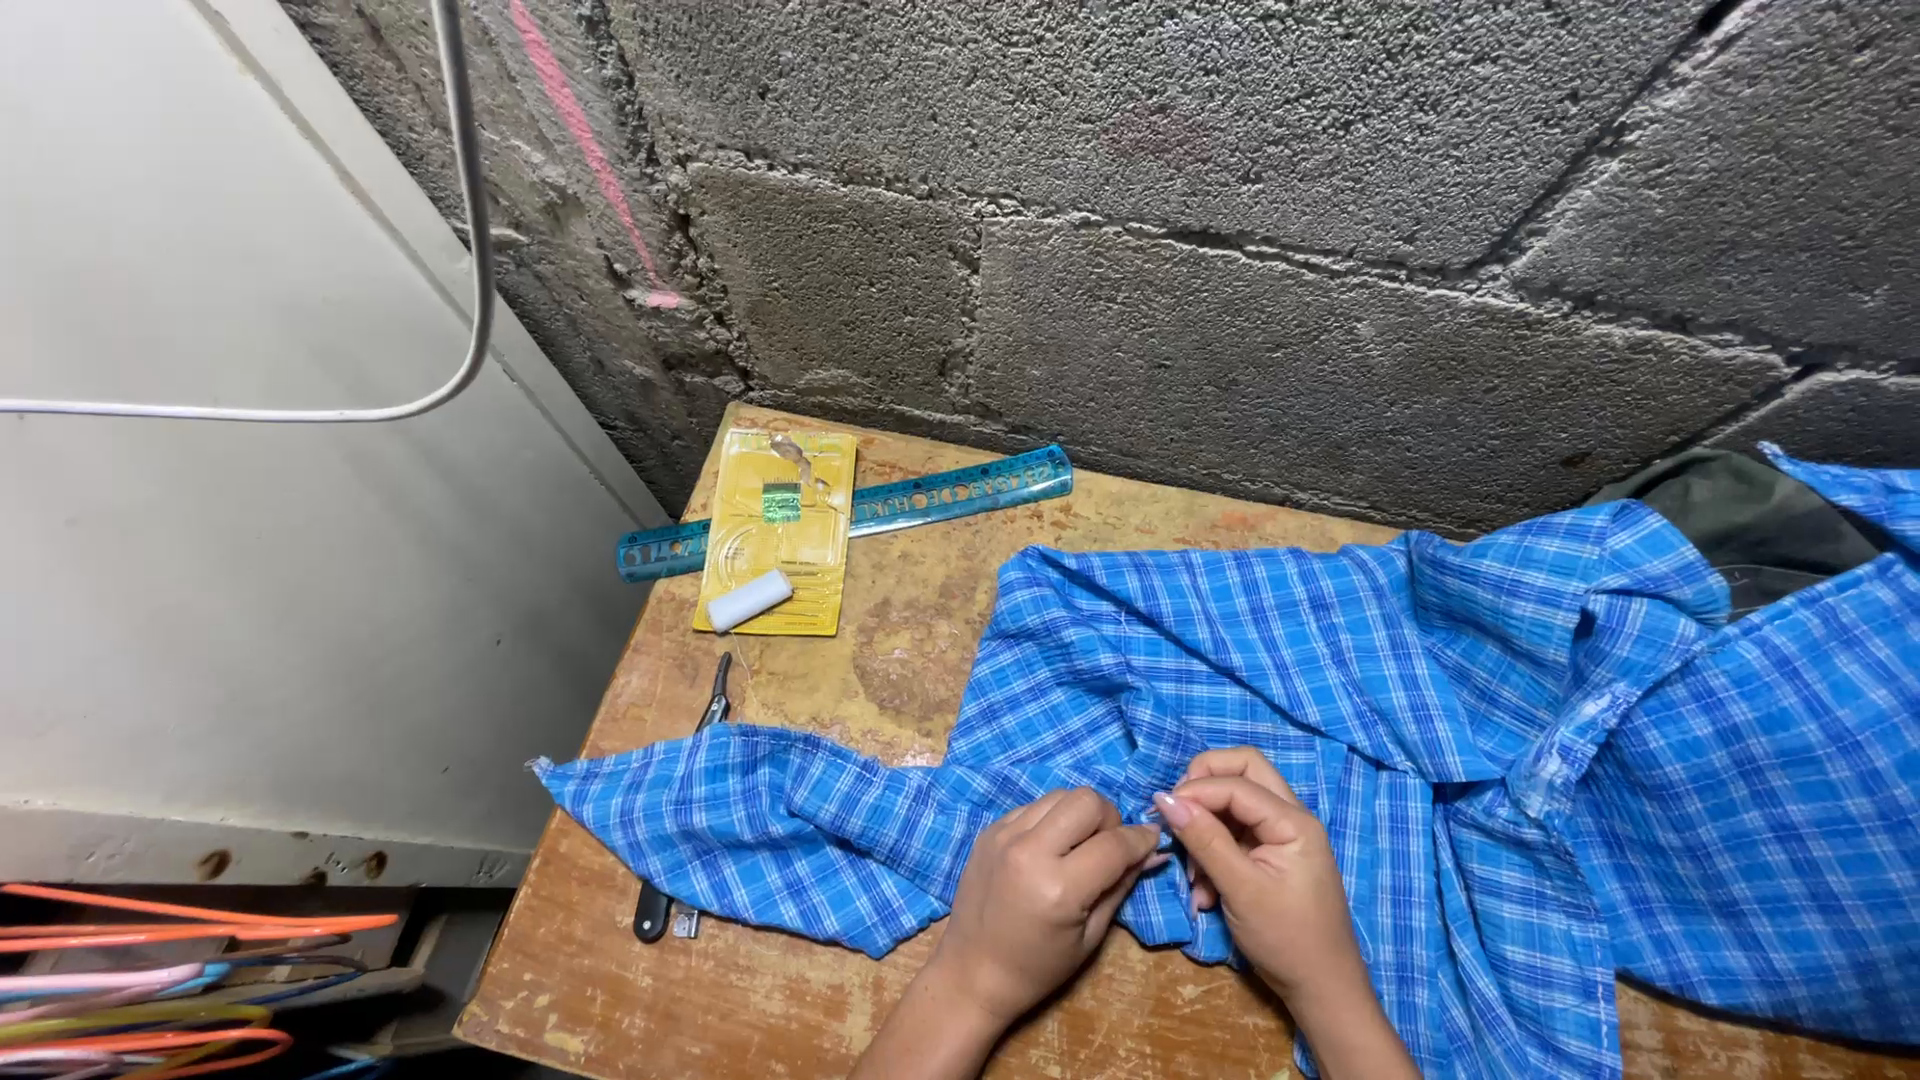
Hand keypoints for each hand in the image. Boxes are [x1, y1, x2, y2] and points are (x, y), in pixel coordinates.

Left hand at [928, 788, 1164, 1026]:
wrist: (971, 971)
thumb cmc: (1036, 967)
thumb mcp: (1090, 937)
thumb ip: (1121, 885)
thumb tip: (1153, 850)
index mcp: (1058, 888)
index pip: (1114, 844)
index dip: (1141, 839)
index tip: (1152, 840)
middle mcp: (1030, 851)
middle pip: (1086, 800)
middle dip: (1108, 818)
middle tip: (1107, 846)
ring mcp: (1004, 835)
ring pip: (1059, 795)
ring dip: (1078, 814)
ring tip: (1077, 846)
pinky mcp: (989, 829)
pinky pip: (1033, 806)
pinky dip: (1051, 819)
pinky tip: (1049, 848)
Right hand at [1155, 748, 1418, 1078]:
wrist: (1323, 993)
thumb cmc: (1287, 940)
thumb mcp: (1240, 889)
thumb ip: (1203, 839)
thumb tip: (1164, 798)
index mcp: (1293, 822)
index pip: (1236, 782)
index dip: (1195, 790)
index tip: (1161, 812)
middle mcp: (1291, 818)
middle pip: (1243, 770)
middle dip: (1203, 784)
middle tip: (1177, 810)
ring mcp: (1282, 836)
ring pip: (1235, 801)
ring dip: (1205, 825)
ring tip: (1192, 873)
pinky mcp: (1271, 854)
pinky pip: (1235, 833)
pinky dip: (1213, 850)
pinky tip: (1204, 891)